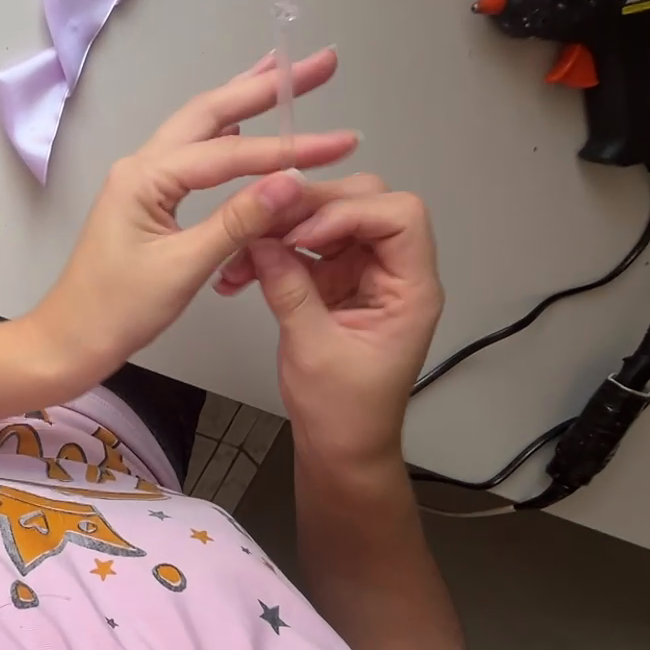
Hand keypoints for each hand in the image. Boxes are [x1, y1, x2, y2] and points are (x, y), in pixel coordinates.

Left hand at [28, 49, 357, 382]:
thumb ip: (238, 222)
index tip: (343, 141)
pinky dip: (225, 137)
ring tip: (287, 76)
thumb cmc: (117, 310)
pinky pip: (191, 157)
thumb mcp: (182, 268)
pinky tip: (243, 127)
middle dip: (264, 86)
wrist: (71, 338)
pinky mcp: (145, 200)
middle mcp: (139, 167)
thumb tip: (293, 181)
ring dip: (244, 102)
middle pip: (209, 114)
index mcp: (144, 178)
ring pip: (199, 130)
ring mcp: (140, 181)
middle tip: (322, 63)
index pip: (229, 153)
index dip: (289, 147)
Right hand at [241, 177, 443, 465]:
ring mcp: (361, 274)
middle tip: (264, 225)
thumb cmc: (342, 410)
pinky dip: (272, 251)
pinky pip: (303, 248)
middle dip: (310, 208)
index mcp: (409, 288)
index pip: (398, 217)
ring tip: (242, 250)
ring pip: (328, 219)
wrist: (339, 445)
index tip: (299, 236)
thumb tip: (260, 240)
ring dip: (283, 228)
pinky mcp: (332, 282)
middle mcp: (391, 271)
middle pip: (365, 204)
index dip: (349, 212)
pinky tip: (240, 269)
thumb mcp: (312, 348)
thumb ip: (288, 289)